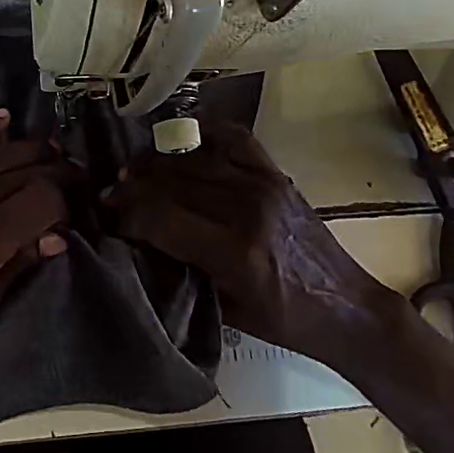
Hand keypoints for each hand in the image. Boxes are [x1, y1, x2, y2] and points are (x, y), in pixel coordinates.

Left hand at [0, 109, 71, 373]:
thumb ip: (18, 266)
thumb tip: (55, 237)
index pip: (45, 197)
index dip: (65, 202)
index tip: (69, 214)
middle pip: (27, 170)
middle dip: (58, 173)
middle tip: (74, 179)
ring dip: (31, 149)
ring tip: (52, 152)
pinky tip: (3, 118)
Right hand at [105, 122, 400, 364]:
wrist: (345, 306)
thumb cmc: (285, 321)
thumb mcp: (226, 309)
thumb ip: (184, 269)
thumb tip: (141, 238)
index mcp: (235, 251)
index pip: (162, 217)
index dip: (127, 214)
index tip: (108, 216)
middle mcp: (248, 208)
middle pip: (173, 181)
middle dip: (135, 186)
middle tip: (112, 192)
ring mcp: (264, 185)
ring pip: (196, 158)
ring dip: (159, 161)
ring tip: (136, 169)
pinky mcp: (276, 174)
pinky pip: (235, 138)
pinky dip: (204, 132)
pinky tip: (182, 137)